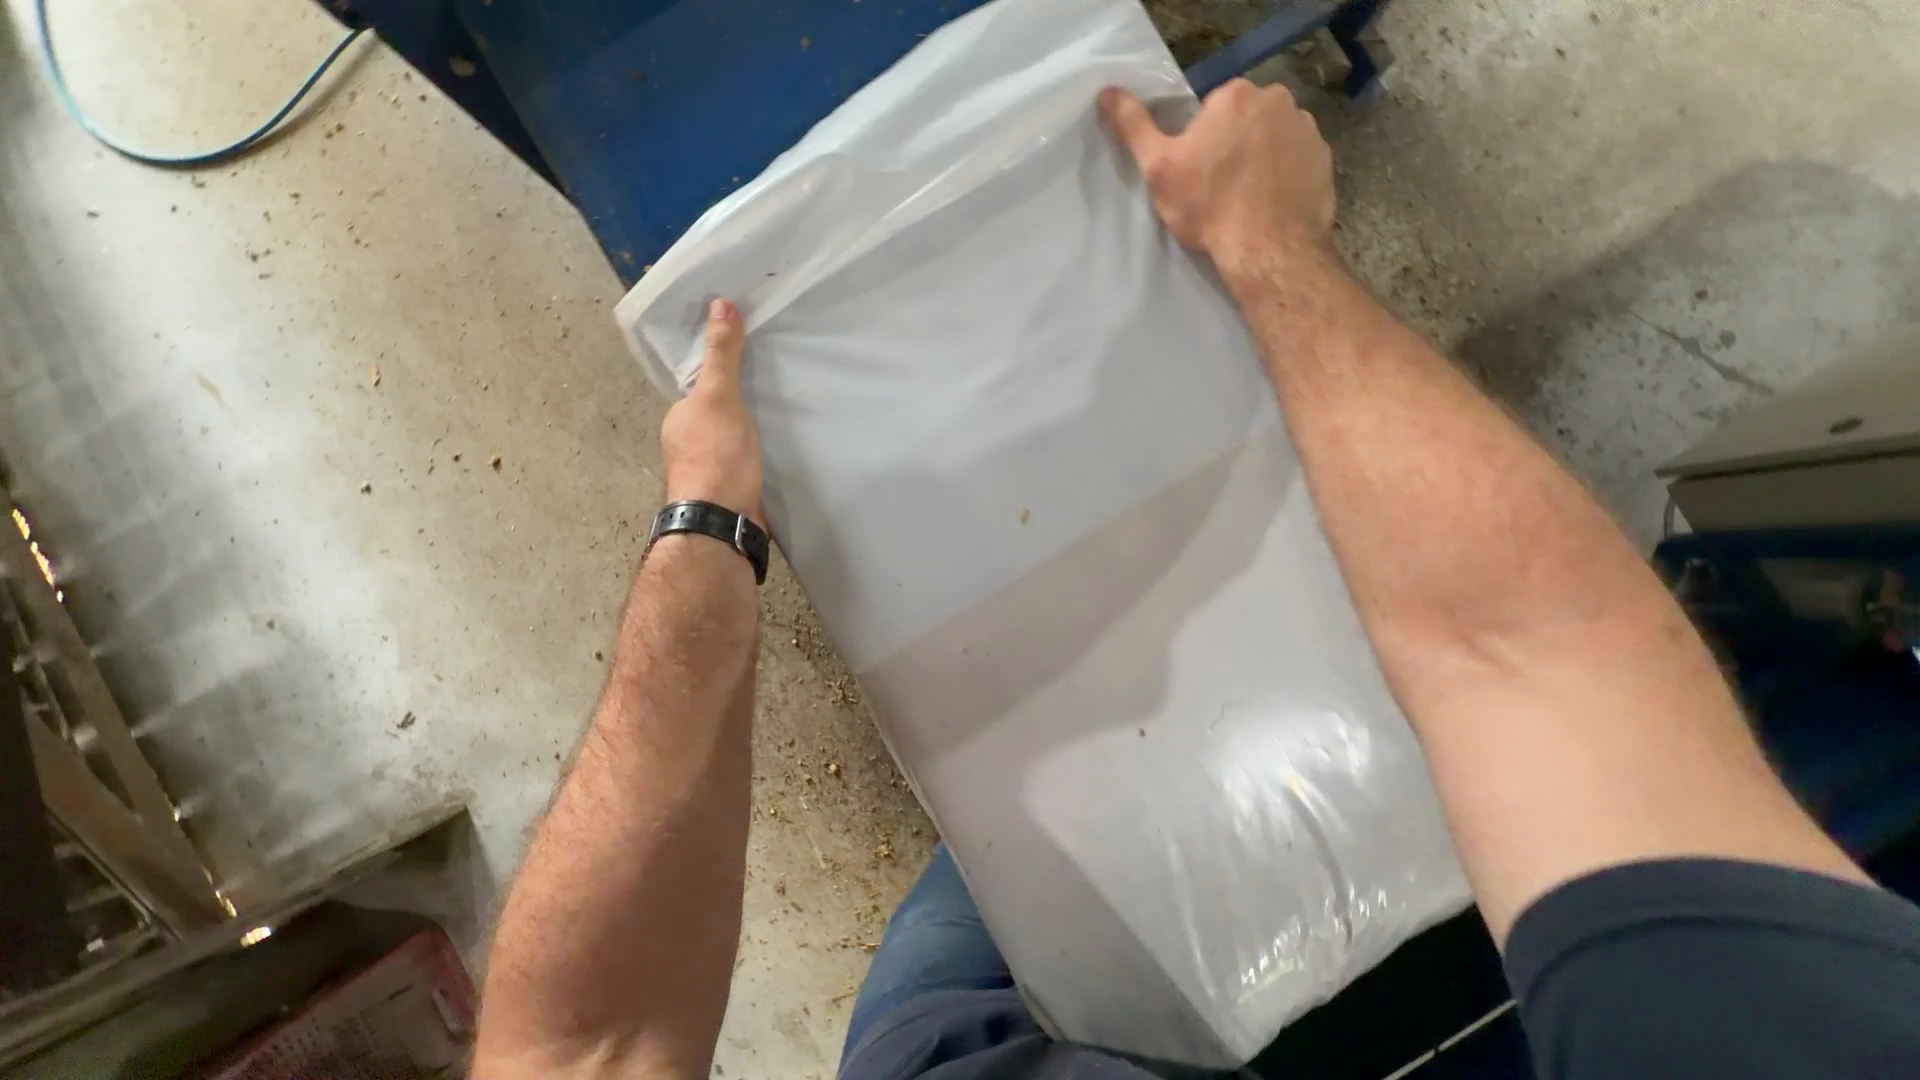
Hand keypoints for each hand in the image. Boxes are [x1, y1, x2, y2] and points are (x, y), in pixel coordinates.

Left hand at [661, 299, 763, 523]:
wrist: (723, 521)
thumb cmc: (716, 456)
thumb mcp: (720, 396)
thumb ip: (722, 354)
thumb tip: (720, 302)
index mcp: (679, 417)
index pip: (700, 386)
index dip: (722, 372)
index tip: (750, 357)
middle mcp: (688, 442)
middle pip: (717, 414)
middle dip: (739, 404)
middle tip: (777, 382)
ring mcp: (709, 470)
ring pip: (731, 441)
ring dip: (751, 433)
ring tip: (785, 416)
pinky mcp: (732, 492)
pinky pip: (747, 463)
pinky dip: (760, 456)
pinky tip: (782, 451)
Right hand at [1100, 79, 1335, 274]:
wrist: (1266, 248)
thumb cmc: (1208, 206)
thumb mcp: (1158, 169)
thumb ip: (1134, 127)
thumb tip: (1107, 93)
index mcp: (1235, 95)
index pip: (1211, 111)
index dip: (1199, 143)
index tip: (1195, 173)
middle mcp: (1277, 100)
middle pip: (1244, 122)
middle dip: (1232, 147)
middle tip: (1217, 190)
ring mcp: (1307, 129)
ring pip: (1272, 141)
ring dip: (1259, 162)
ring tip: (1244, 202)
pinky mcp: (1325, 160)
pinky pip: (1296, 163)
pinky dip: (1283, 179)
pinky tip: (1268, 208)